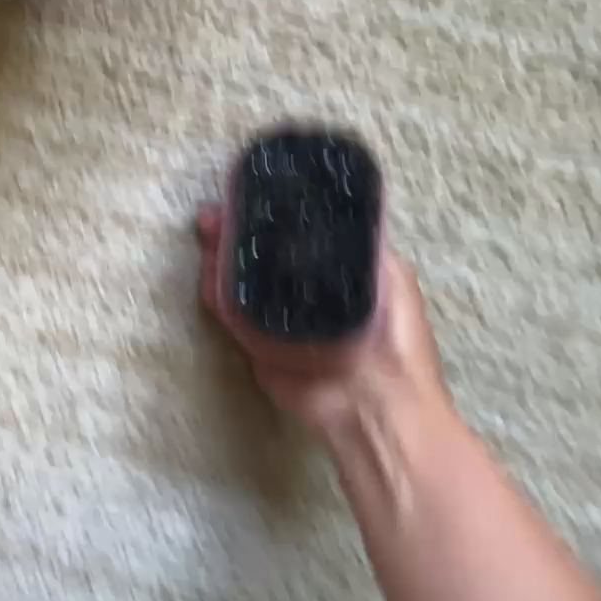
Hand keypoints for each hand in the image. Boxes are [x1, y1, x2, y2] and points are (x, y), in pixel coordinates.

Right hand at [195, 204, 452, 450]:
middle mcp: (296, 293)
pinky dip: (214, 288)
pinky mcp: (249, 337)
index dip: (267, 217)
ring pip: (235, 277)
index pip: (291, 238)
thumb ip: (367, 248)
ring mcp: (270, 316)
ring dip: (218, 254)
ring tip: (207, 230)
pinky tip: (208, 269)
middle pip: (255, 255)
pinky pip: (225, 307)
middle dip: (232, 231)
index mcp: (328, 277)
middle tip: (213, 214)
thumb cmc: (393, 342)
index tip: (247, 197)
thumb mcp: (391, 283)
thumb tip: (340, 208)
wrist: (370, 404)